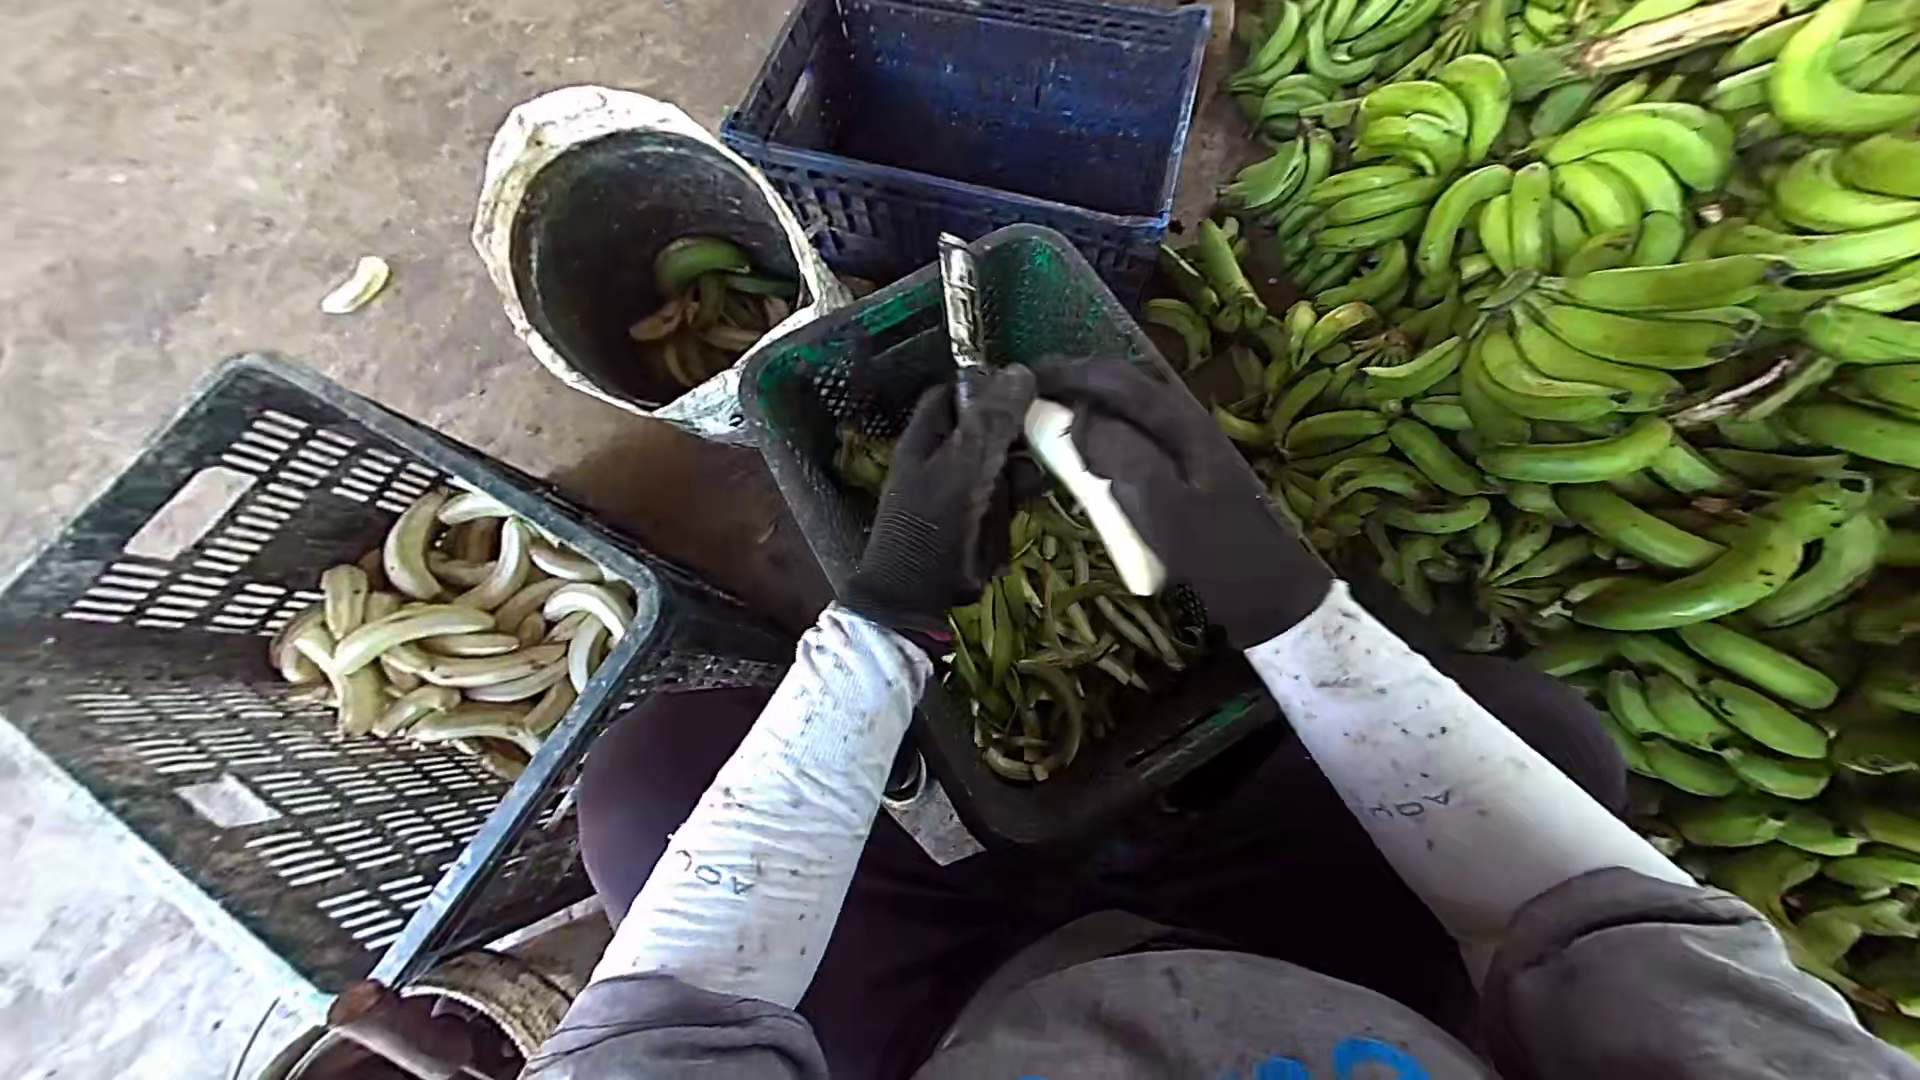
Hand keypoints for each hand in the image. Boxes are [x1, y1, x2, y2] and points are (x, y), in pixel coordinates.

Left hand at [842, 366, 1037, 633]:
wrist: (922, 590)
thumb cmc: (933, 520)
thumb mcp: (963, 463)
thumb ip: (992, 419)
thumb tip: (1021, 371)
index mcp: (929, 432)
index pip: (960, 390)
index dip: (991, 385)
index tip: (1027, 387)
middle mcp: (949, 452)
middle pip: (993, 423)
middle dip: (1018, 429)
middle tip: (1043, 431)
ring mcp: (969, 483)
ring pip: (1009, 456)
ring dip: (1024, 464)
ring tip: (1029, 478)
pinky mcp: (986, 511)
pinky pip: (1012, 489)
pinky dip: (1024, 491)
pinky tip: (1030, 497)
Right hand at [1034, 357, 1330, 646]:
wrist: (1269, 596)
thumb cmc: (1219, 560)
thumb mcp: (1169, 514)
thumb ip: (1126, 459)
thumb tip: (1080, 419)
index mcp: (1181, 424)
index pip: (1114, 379)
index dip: (1066, 374)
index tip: (1023, 382)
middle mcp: (1183, 422)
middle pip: (1120, 383)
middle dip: (1072, 382)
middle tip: (1028, 399)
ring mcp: (1185, 444)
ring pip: (1125, 407)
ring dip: (1084, 403)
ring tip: (1046, 418)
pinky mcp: (1181, 467)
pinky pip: (1131, 434)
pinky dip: (1099, 432)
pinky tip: (1083, 452)